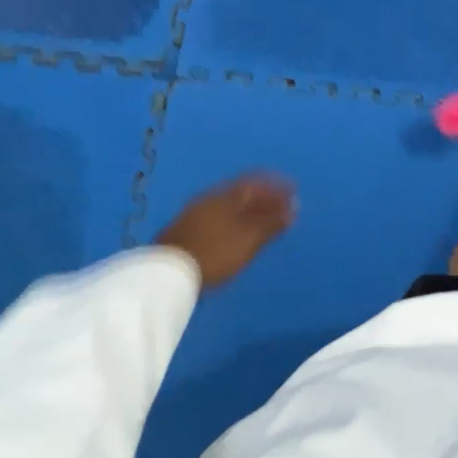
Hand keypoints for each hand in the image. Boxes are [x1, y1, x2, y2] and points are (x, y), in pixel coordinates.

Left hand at [156, 174, 296, 290]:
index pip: (255, 182)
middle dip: (265, 200)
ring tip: (264, 225)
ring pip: (228, 207)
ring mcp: (194, 215)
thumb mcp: (248, 240)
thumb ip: (271, 223)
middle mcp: (209, 200)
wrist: (164, 275)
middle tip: (282, 210)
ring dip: (249, 212)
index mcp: (225, 196)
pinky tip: (238, 235)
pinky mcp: (184, 231)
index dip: (276, 185)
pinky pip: (218, 218)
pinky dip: (234, 222)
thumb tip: (292, 208)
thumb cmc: (214, 253)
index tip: (293, 191)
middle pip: (242, 194)